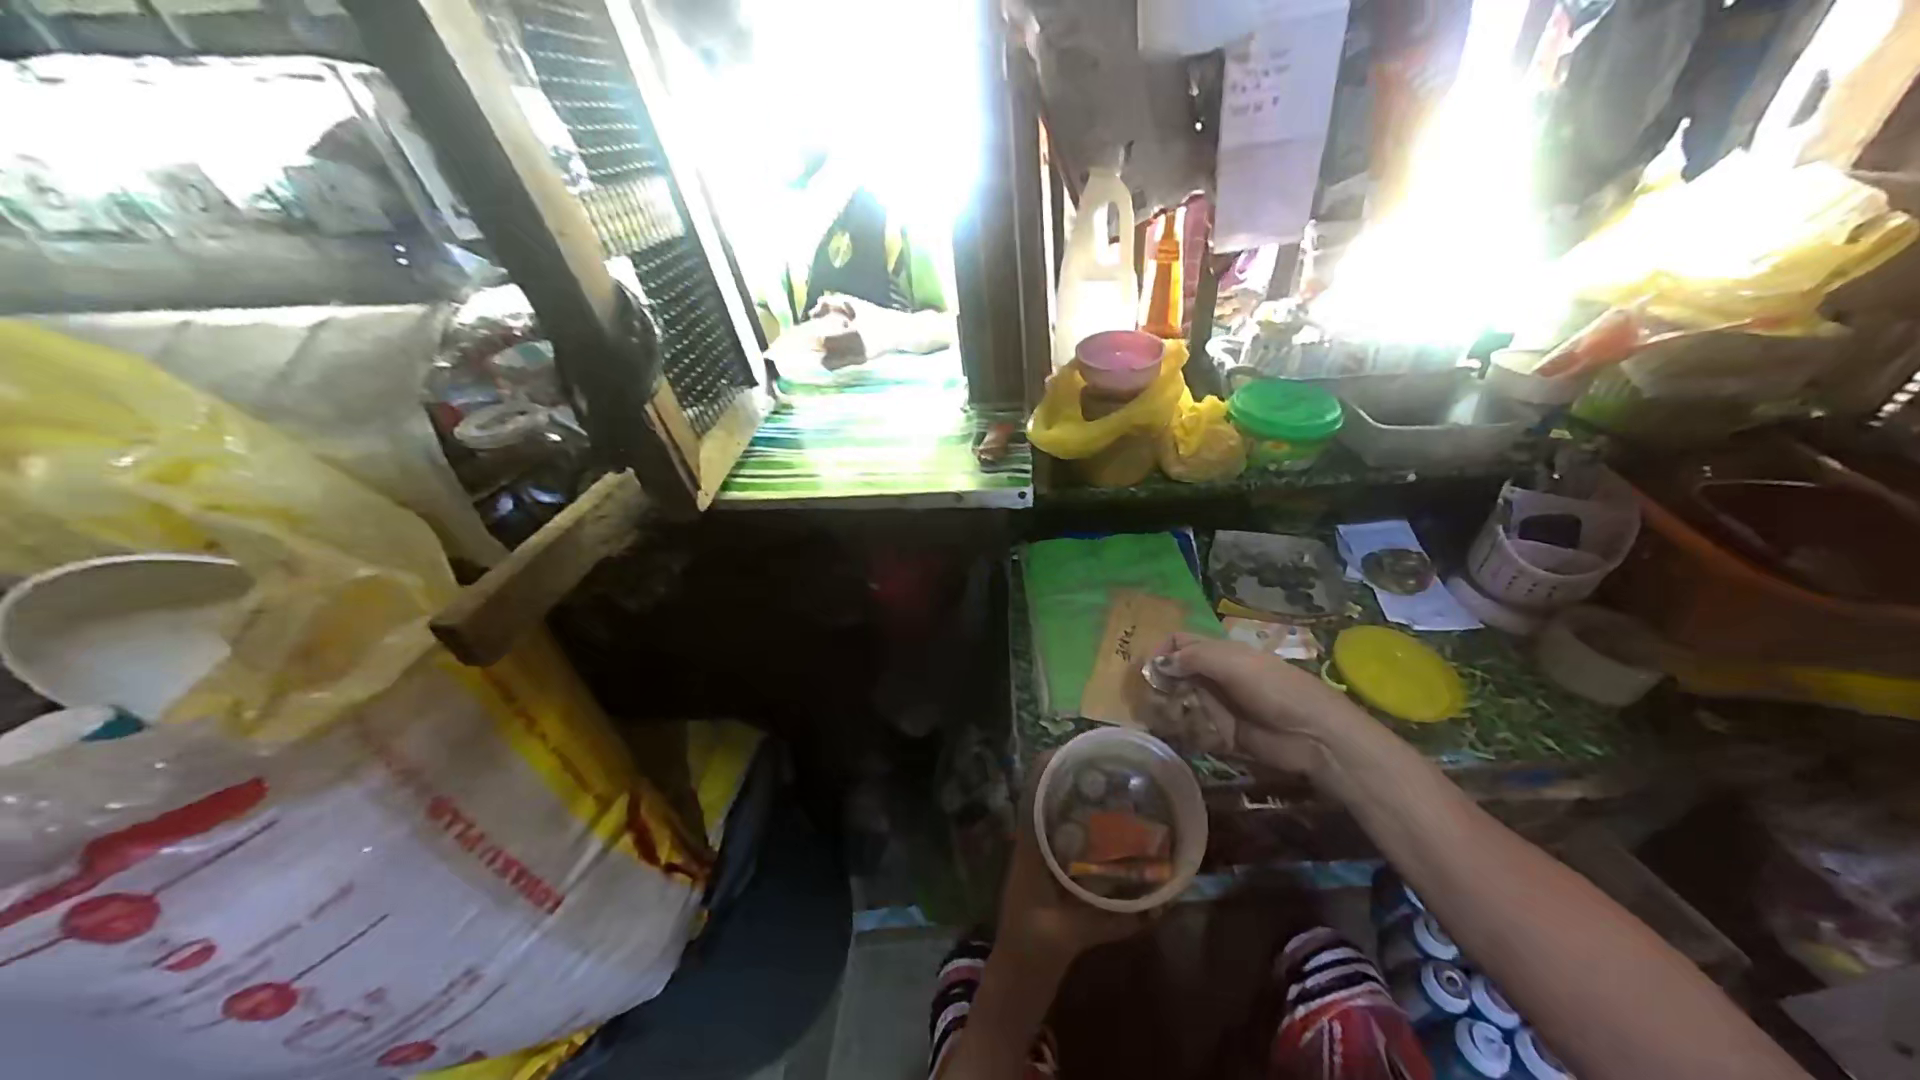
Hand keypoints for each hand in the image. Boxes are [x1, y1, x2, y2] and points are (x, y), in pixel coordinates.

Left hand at [997, 754, 1146, 967]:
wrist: (1018, 969)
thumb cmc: (1037, 944)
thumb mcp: (1078, 931)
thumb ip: (1119, 920)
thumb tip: (1162, 904)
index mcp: (1029, 849)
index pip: (1031, 795)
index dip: (1046, 766)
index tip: (1073, 747)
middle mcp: (1028, 842)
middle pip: (1039, 795)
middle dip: (1064, 774)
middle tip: (1101, 761)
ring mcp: (1032, 853)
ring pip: (1044, 810)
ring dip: (1067, 792)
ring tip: (1103, 779)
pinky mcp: (1040, 865)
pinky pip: (1051, 830)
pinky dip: (1070, 818)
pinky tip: (1099, 821)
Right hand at [1154, 633, 1367, 778]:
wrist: (1313, 736)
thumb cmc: (1275, 690)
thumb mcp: (1234, 664)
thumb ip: (1194, 659)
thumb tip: (1157, 663)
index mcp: (1218, 653)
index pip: (1179, 643)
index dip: (1161, 652)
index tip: (1148, 672)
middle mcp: (1214, 676)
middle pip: (1174, 674)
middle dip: (1159, 686)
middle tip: (1151, 701)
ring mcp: (1217, 706)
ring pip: (1179, 703)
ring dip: (1168, 711)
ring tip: (1162, 721)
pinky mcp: (1221, 734)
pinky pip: (1192, 731)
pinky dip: (1182, 733)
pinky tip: (1178, 737)